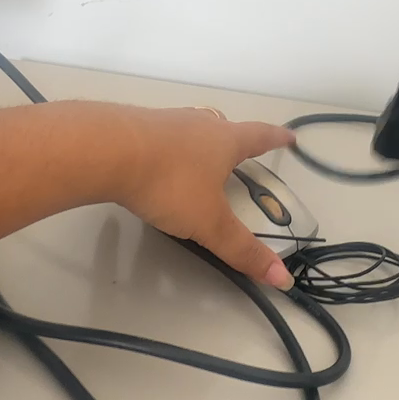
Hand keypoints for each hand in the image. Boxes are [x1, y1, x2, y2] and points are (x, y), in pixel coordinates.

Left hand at [110, 106, 296, 289]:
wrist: (108, 151)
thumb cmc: (170, 182)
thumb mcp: (209, 223)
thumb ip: (242, 250)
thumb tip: (282, 277)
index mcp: (225, 140)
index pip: (260, 136)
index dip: (277, 138)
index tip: (290, 136)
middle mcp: (200, 124)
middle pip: (224, 127)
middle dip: (235, 139)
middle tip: (238, 152)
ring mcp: (166, 122)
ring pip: (192, 128)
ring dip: (199, 142)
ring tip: (196, 160)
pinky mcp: (135, 127)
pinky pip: (161, 136)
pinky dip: (167, 148)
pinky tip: (156, 163)